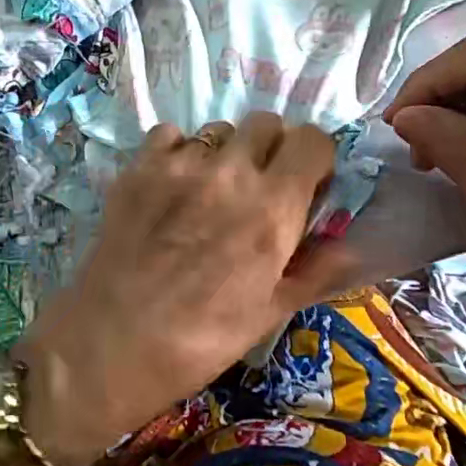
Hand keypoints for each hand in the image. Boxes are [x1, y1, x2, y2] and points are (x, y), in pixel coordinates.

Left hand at [16, 113, 351, 465]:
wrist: (111, 343)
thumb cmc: (200, 340)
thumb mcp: (269, 312)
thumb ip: (316, 271)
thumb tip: (354, 246)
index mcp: (272, 209)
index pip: (312, 140)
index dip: (313, 158)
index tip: (304, 182)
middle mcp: (230, 174)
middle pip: (265, 123)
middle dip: (270, 147)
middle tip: (257, 185)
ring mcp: (179, 165)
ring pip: (217, 130)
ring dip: (224, 152)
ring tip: (208, 191)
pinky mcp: (137, 167)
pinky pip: (169, 134)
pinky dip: (177, 152)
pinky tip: (169, 188)